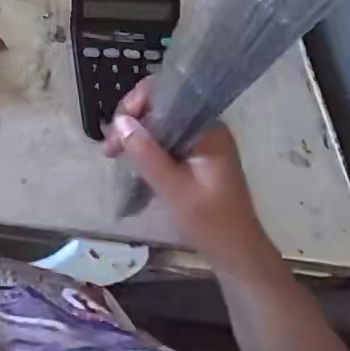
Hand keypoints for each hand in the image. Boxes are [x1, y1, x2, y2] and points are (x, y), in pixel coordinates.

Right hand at [103, 77, 282, 279]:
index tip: (118, 128)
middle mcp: (204, 128)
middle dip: (130, 122)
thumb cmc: (211, 224)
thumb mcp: (174, 190)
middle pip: (159, 107)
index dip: (137, 102)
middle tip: (111, 149)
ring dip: (134, 135)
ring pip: (159, 124)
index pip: (166, 94)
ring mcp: (200, 142)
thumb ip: (147, 154)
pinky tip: (129, 161)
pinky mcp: (194, 157)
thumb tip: (119, 121)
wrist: (238, 257)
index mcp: (207, 128)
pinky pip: (164, 141)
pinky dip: (145, 147)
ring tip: (114, 155)